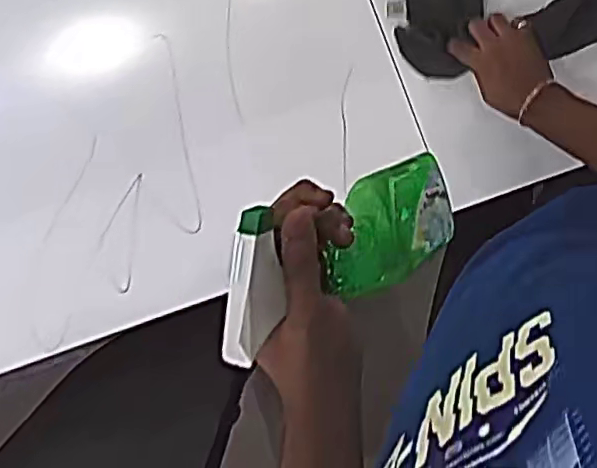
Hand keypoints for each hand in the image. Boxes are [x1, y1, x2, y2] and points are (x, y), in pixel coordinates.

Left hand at [254, 182, 360, 463]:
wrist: (332, 397)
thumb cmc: (317, 367)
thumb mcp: (308, 310)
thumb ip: (300, 263)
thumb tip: (294, 218)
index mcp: (253, 291)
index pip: (261, 232)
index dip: (287, 208)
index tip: (316, 200)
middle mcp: (265, 283)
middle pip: (280, 226)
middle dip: (310, 211)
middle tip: (334, 213)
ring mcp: (286, 282)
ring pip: (300, 231)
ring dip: (325, 221)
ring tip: (342, 232)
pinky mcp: (307, 282)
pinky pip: (315, 244)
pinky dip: (330, 234)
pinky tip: (342, 239)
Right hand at [450, 14, 552, 118]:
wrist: (536, 98)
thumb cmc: (513, 100)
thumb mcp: (486, 92)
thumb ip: (480, 73)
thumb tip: (480, 68)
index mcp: (479, 61)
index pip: (458, 46)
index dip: (455, 45)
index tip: (456, 44)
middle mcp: (493, 46)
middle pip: (475, 24)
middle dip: (474, 27)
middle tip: (476, 32)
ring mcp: (510, 38)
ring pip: (496, 17)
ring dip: (494, 23)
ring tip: (496, 28)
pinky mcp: (526, 35)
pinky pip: (519, 22)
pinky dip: (516, 25)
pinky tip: (515, 30)